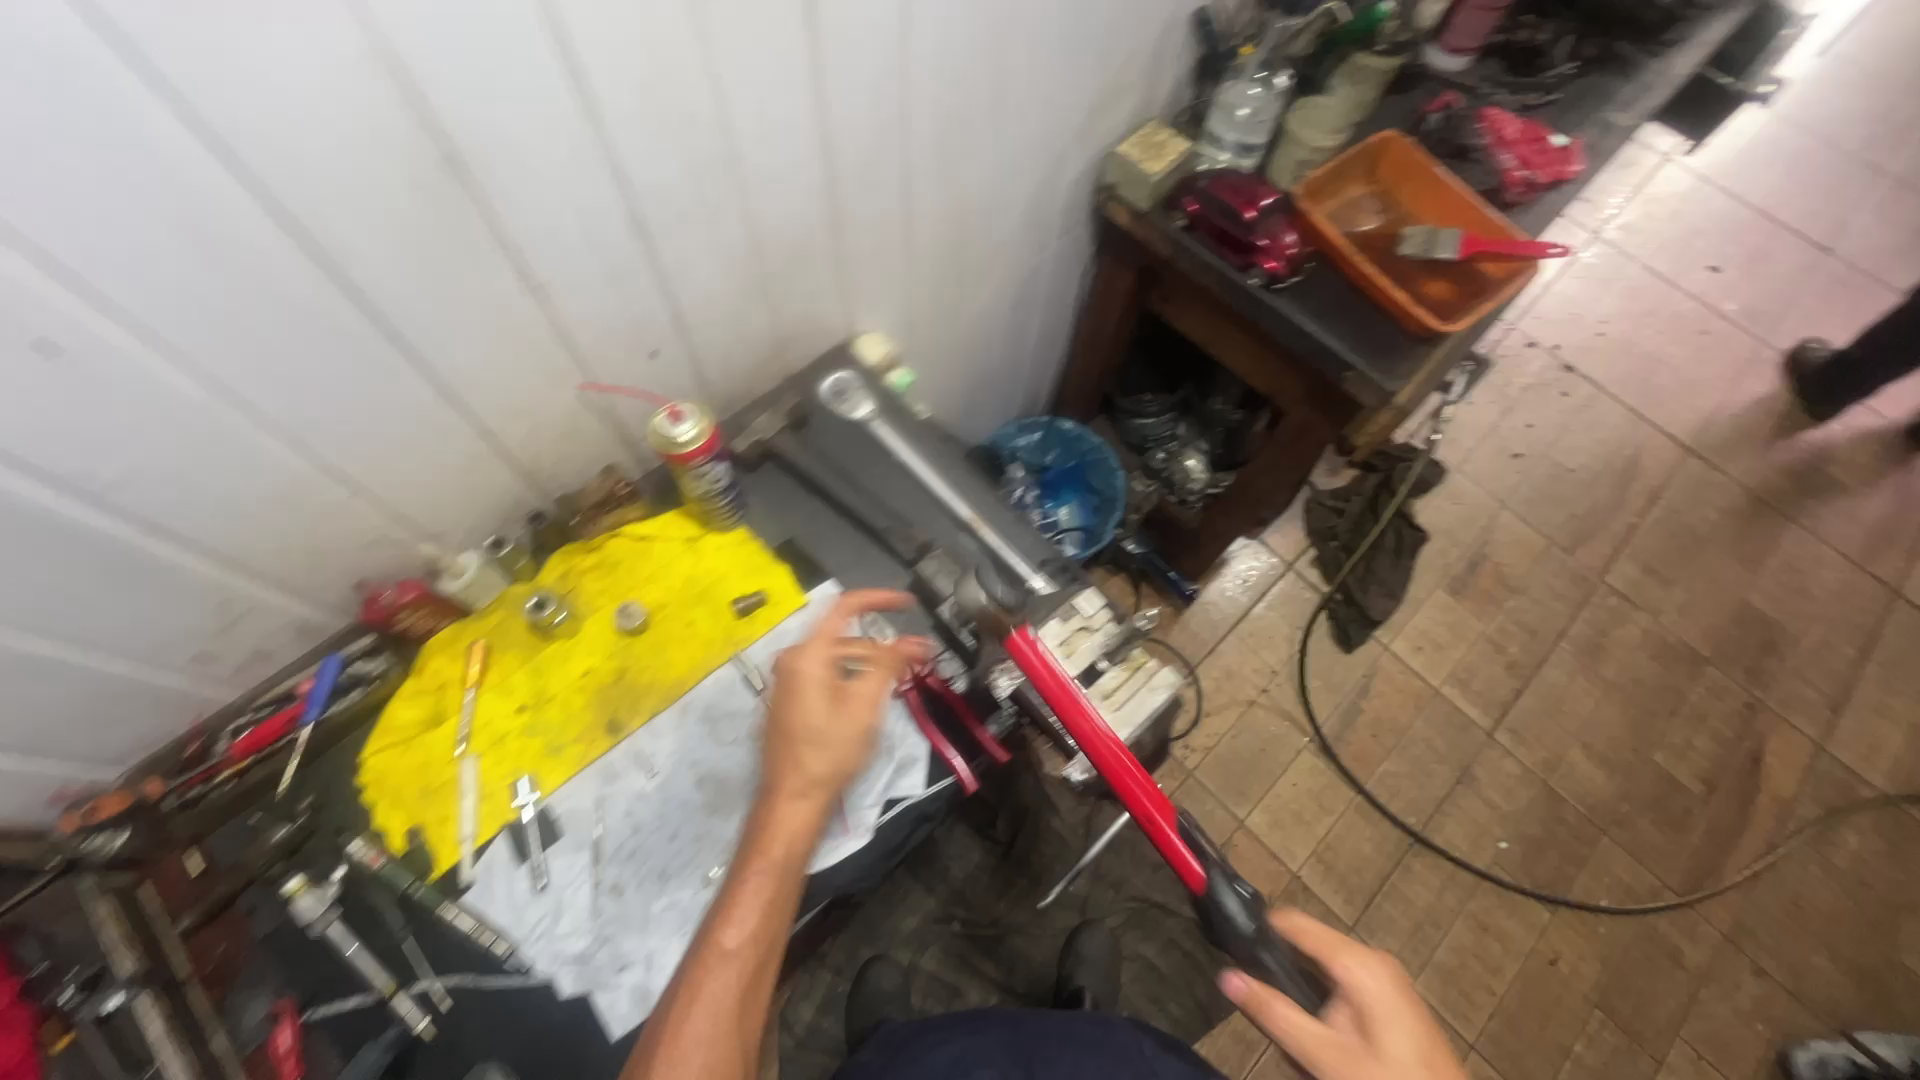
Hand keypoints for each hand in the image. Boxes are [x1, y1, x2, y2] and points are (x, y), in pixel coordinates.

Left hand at [761, 589, 930, 809]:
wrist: (792, 798)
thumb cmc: (830, 749)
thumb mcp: (865, 704)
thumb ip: (890, 663)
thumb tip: (916, 640)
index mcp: (808, 652)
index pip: (845, 606)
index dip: (880, 599)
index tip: (910, 604)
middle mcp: (792, 659)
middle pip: (843, 637)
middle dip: (880, 644)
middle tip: (913, 659)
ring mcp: (786, 680)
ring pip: (834, 658)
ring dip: (866, 663)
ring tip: (897, 681)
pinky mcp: (788, 700)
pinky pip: (823, 674)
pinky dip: (849, 677)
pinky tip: (869, 697)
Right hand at [1220, 910, 1467, 1079]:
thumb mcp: (1326, 1056)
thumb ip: (1274, 1013)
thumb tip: (1226, 975)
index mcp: (1358, 961)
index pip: (1290, 921)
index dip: (1258, 932)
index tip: (1230, 952)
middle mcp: (1372, 960)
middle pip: (1305, 954)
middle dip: (1284, 989)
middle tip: (1277, 1032)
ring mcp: (1386, 981)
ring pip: (1321, 980)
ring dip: (1304, 1011)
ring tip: (1303, 1055)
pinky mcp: (1392, 1004)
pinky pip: (1342, 996)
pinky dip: (1326, 1020)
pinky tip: (1327, 1057)